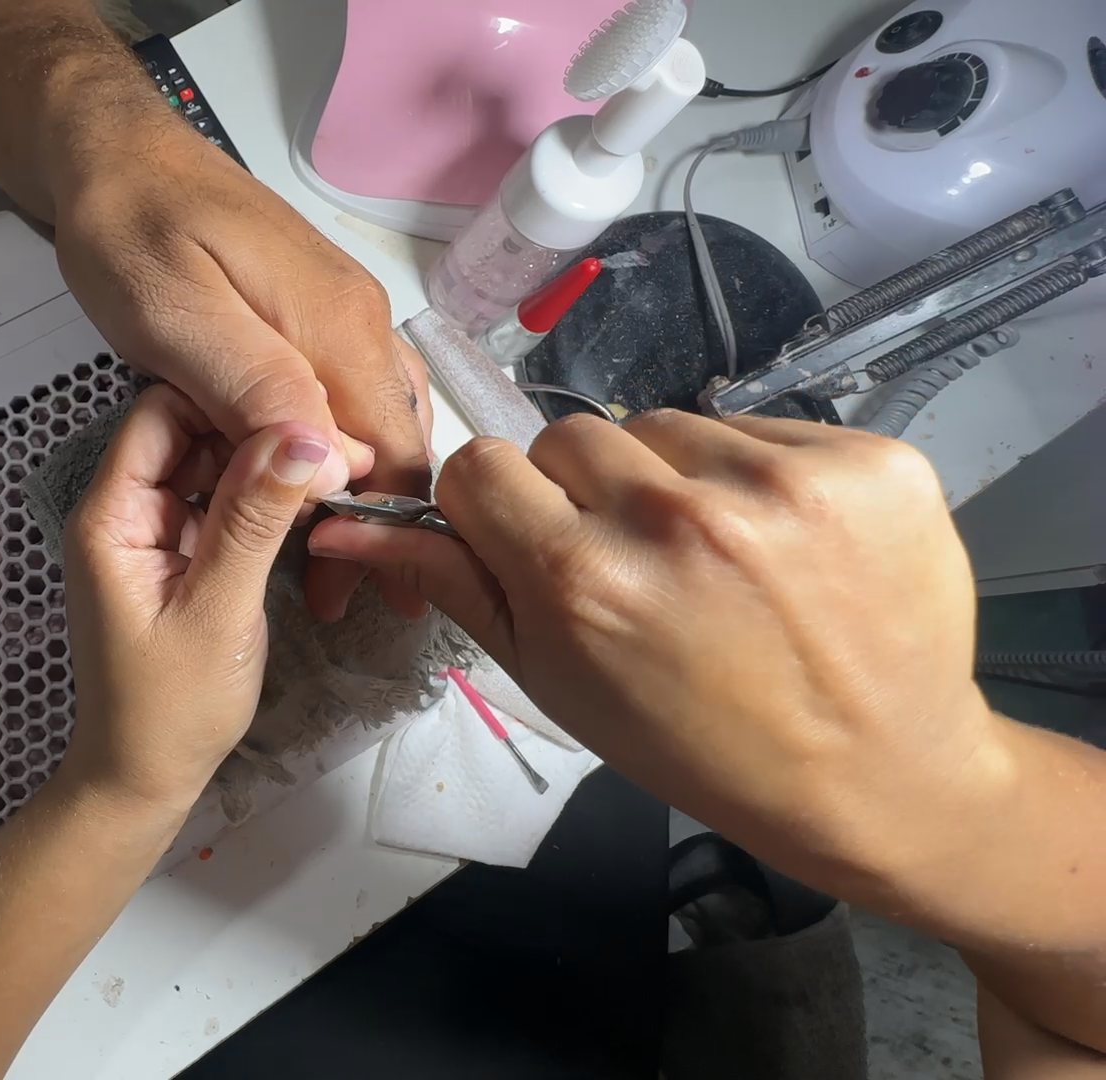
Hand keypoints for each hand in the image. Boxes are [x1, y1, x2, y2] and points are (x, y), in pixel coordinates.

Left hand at [49, 115, 432, 620]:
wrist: (117, 155)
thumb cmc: (133, 239)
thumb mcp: (179, 321)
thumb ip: (258, 390)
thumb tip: (331, 465)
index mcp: (334, 332)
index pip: (387, 450)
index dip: (378, 529)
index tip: (350, 594)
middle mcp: (356, 322)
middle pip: (394, 439)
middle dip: (375, 522)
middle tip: (341, 594)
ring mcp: (337, 313)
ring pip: (376, 418)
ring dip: (359, 491)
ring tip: (332, 559)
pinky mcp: (310, 314)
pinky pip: (346, 393)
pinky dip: (337, 448)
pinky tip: (309, 481)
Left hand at [60, 383, 327, 809]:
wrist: (145, 774)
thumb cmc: (170, 706)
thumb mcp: (218, 610)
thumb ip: (255, 519)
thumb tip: (304, 434)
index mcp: (111, 514)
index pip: (161, 413)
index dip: (228, 400)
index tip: (304, 412)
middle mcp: (125, 510)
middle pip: (190, 435)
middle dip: (258, 434)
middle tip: (338, 448)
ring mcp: (152, 532)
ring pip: (211, 467)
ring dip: (266, 469)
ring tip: (336, 475)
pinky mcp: (179, 555)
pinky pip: (220, 505)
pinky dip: (260, 502)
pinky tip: (307, 506)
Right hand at [306, 411, 1008, 895]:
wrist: (867, 775)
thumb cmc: (670, 732)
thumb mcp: (537, 665)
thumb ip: (444, 577)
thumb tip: (340, 525)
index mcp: (576, 575)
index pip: (474, 465)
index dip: (488, 503)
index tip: (522, 540)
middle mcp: (669, 515)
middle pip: (561, 437)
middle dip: (569, 489)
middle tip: (615, 556)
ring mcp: (778, 481)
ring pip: (651, 426)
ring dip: (653, 476)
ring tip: (696, 550)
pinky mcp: (867, 458)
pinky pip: (745, 426)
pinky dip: (735, 471)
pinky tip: (766, 536)